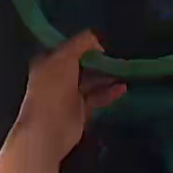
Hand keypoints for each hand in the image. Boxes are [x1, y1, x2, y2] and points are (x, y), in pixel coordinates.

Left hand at [9, 31, 125, 164]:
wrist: (48, 130)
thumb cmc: (54, 88)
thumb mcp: (66, 55)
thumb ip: (83, 42)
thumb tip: (97, 43)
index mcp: (48, 62)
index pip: (69, 48)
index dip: (85, 45)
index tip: (101, 45)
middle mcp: (56, 77)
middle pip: (82, 64)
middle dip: (99, 61)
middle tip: (117, 59)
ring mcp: (67, 95)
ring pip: (91, 81)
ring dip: (107, 76)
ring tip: (124, 72)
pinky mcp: (78, 111)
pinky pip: (96, 97)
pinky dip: (109, 92)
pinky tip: (122, 88)